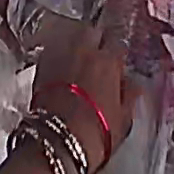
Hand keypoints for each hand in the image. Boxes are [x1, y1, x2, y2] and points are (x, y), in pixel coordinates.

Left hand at [30, 18, 128, 173]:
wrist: (58, 141)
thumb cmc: (96, 133)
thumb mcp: (123, 118)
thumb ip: (129, 94)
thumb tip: (133, 84)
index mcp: (108, 61)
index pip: (117, 44)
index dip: (116, 54)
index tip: (116, 63)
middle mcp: (84, 50)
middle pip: (92, 31)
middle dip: (95, 40)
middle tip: (97, 56)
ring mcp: (61, 53)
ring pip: (71, 36)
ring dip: (76, 44)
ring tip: (77, 60)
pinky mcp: (41, 62)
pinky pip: (53, 49)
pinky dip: (59, 54)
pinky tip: (61, 67)